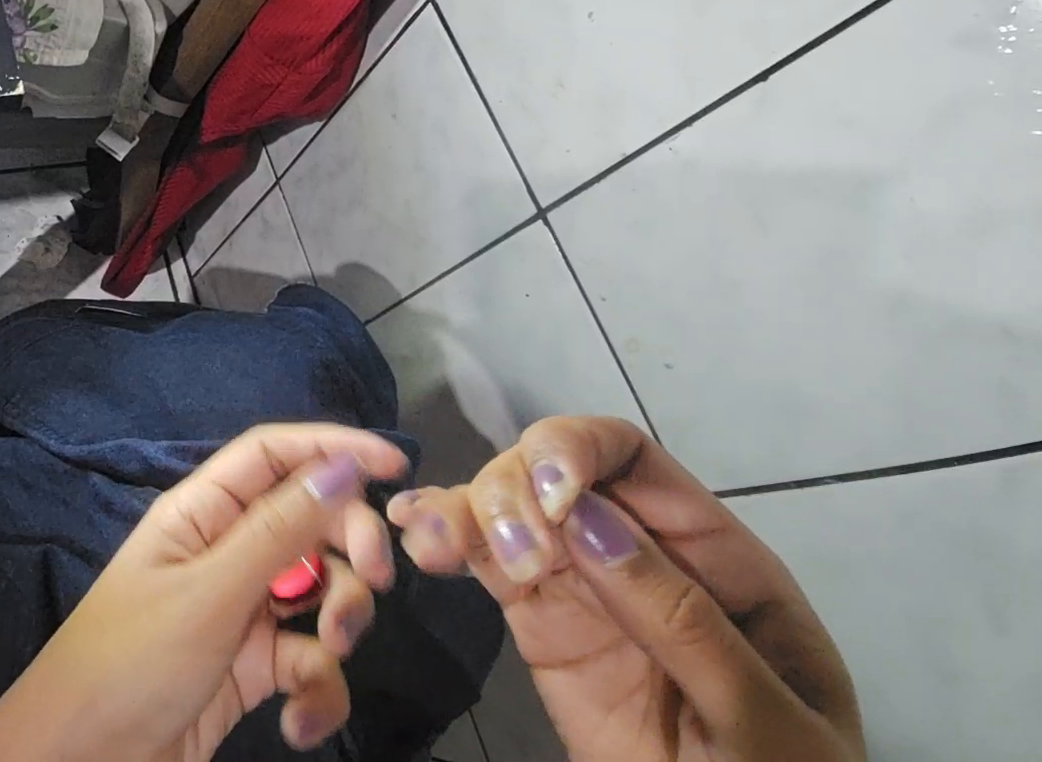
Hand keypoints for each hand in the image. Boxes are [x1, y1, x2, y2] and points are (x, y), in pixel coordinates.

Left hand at [0, 423, 408, 761]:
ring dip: (338, 621)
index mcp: (202, 511)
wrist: (86, 761)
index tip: (397, 464)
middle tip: (374, 578)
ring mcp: (242, 607)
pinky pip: (309, 658)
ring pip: (318, 589)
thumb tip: (342, 465)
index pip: (272, 455)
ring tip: (327, 653)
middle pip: (309, 519)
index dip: (331, 447)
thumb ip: (279, 530)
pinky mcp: (254, 665)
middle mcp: (225, 548)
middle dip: (348, 544)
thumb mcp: (211, 593)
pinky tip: (296, 722)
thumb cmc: (135, 661)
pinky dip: (317, 689)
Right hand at [388, 417, 864, 761]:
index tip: (548, 499)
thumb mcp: (765, 726)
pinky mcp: (534, 616)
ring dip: (463, 509)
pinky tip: (412, 530)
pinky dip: (442, 534)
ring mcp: (578, 581)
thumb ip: (684, 623)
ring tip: (432, 545)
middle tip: (513, 562)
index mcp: (712, 557)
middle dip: (513, 493)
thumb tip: (587, 519)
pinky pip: (483, 558)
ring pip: (506, 506)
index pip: (632, 459)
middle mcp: (634, 549)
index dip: (577, 451)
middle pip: (549, 469)